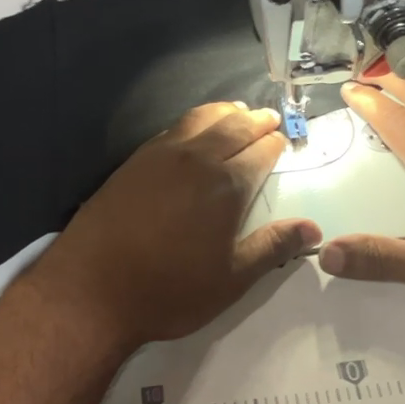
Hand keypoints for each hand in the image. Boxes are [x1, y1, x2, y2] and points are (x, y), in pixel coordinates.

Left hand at [24, 102, 322, 350]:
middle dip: (256, 120)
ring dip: (224, 113)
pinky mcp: (133, 162)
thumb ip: (272, 248)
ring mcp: (160, 155)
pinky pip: (172, 128)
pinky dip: (193, 122)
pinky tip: (194, 131)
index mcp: (226, 185)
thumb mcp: (231, 279)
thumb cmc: (169, 291)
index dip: (276, 145)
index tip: (284, 141)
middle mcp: (196, 159)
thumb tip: (312, 228)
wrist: (91, 289)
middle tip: (269, 118)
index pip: (261, 152)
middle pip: (233, 126)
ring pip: (200, 119)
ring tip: (237, 113)